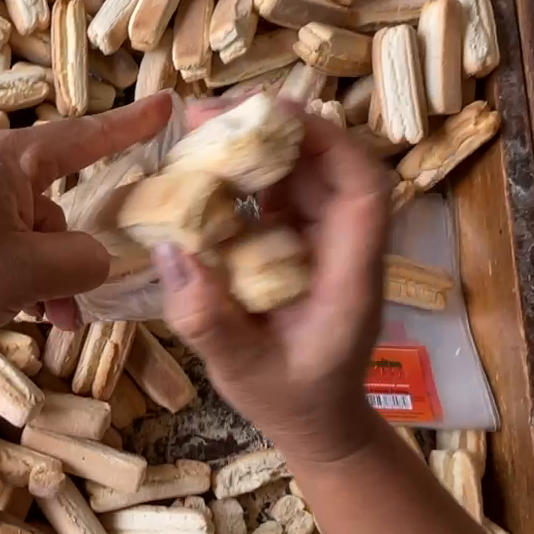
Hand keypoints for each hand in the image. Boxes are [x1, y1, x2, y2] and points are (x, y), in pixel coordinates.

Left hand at [0, 95, 172, 369]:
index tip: (169, 103)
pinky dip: (18, 275)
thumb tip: (99, 257)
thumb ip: (83, 260)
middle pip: (57, 199)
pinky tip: (20, 313)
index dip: (131, 124)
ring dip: (48, 274)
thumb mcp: (28, 274)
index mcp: (5, 159)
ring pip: (29, 231)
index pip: (83, 135)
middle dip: (76, 250)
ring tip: (51, 321)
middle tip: (87, 296)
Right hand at [154, 111, 395, 463]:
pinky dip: (243, 170)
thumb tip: (171, 249)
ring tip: (196, 130)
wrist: (316, 417)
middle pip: (329, 164)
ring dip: (255, 141)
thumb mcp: (241, 370)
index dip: (325, 141)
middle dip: (275, 127)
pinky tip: (202, 167)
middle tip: (205, 115)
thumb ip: (208, 319)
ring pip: (302, 169)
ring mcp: (323, 238)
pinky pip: (278, 189)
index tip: (267, 117)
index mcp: (350, 274)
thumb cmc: (290, 397)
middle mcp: (344, 244)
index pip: (362, 188)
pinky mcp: (298, 239)